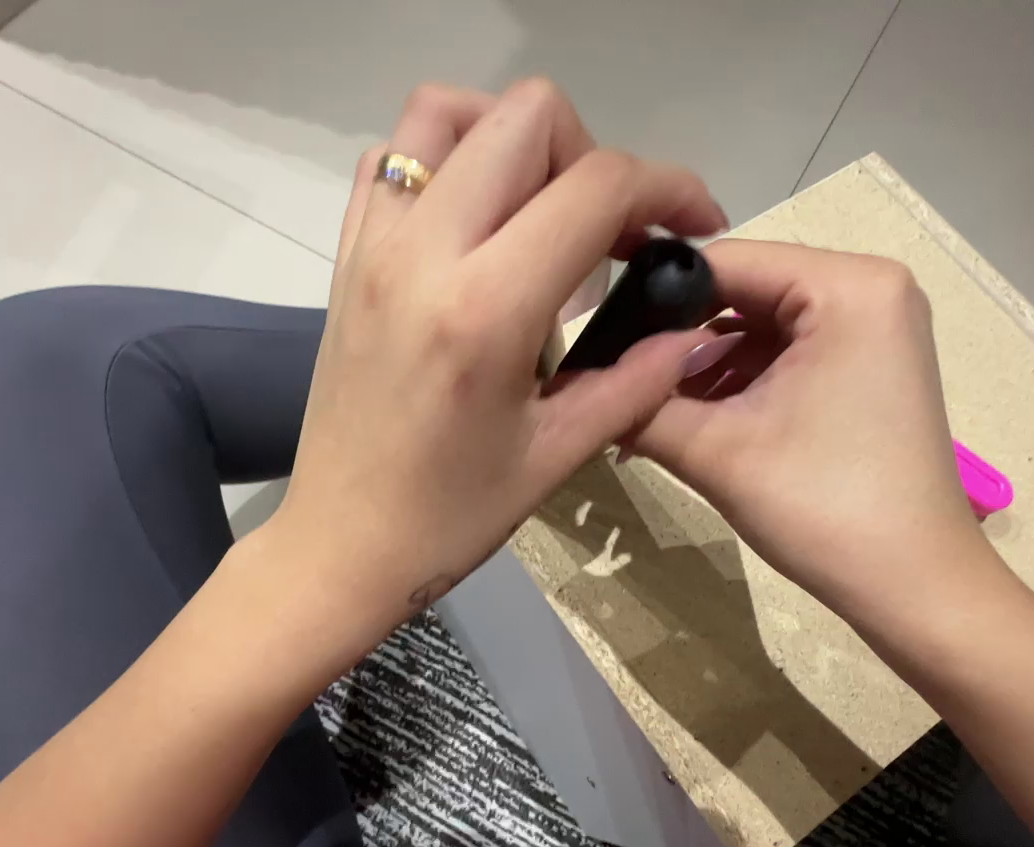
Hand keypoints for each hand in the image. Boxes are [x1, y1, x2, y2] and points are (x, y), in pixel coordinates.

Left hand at [271, 79, 726, 620]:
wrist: (342, 545)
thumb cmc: (449, 518)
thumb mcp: (555, 458)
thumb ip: (634, 383)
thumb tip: (690, 331)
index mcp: (485, 308)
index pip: (597, 186)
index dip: (668, 190)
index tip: (691, 230)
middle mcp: (423, 253)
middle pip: (525, 116)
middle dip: (592, 157)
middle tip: (605, 237)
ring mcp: (373, 249)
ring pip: (445, 114)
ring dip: (510, 140)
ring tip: (536, 215)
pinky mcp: (345, 262)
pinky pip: (390, 163)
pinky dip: (442, 162)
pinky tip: (469, 224)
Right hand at [628, 240, 998, 615]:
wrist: (909, 585)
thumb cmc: (820, 504)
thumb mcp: (715, 450)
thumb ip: (640, 406)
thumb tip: (583, 385)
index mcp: (847, 287)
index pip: (727, 262)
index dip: (654, 298)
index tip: (601, 338)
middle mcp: (869, 291)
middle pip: (743, 293)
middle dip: (678, 340)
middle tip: (618, 380)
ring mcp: (872, 332)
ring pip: (759, 329)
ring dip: (703, 368)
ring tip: (647, 411)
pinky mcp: (865, 371)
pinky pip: (784, 357)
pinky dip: (737, 385)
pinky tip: (693, 421)